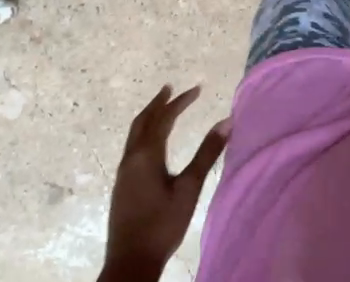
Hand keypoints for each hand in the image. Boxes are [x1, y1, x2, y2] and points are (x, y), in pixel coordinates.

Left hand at [99, 85, 229, 281]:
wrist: (130, 261)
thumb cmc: (163, 224)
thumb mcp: (190, 188)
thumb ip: (207, 153)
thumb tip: (227, 122)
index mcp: (147, 155)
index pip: (164, 118)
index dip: (181, 101)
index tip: (198, 89)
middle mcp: (131, 158)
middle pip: (143, 121)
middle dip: (158, 102)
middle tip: (171, 88)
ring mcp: (124, 172)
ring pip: (134, 134)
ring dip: (149, 117)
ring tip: (161, 108)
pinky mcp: (122, 184)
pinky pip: (132, 146)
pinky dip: (143, 132)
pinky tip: (152, 143)